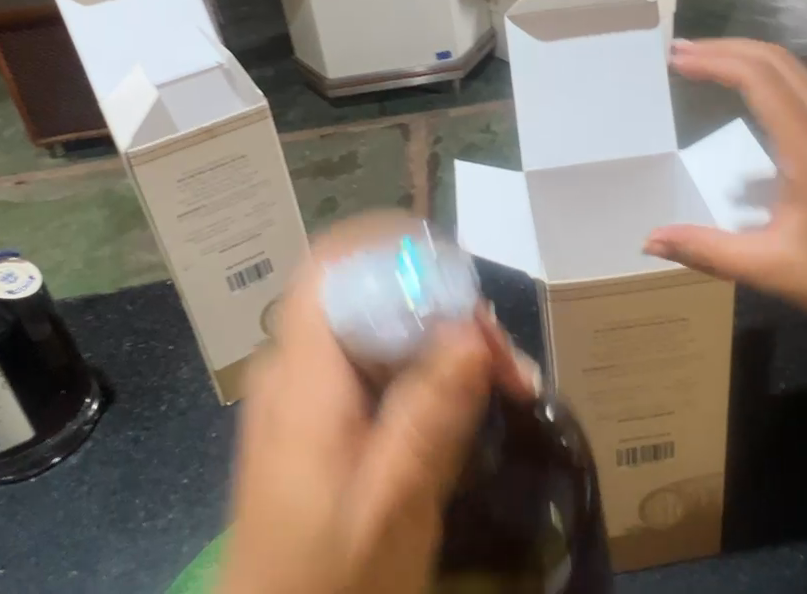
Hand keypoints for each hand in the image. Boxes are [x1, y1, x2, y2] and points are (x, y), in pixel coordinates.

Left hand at [222, 212, 534, 593]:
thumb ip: (431, 413)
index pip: (330, 268)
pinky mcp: (323, 422)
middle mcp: (298, 371)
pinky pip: (377, 368)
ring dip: (446, 345)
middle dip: (444, 309)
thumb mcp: (394, 501)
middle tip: (507, 359)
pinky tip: (472, 405)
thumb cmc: (332, 579)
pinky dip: (429, 375)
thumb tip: (474, 328)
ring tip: (508, 384)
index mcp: (303, 379)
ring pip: (382, 332)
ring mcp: (308, 396)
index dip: (387, 246)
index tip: (456, 270)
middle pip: (370, 298)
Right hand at [644, 39, 806, 340]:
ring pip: (797, 76)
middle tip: (681, 54)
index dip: (714, 60)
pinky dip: (773, 84)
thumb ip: (708, 251)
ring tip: (710, 69)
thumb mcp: (773, 269)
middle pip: (778, 62)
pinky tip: (755, 116)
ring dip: (751, 63)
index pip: (758, 78)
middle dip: (727, 50)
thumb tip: (649, 240)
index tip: (674, 58)